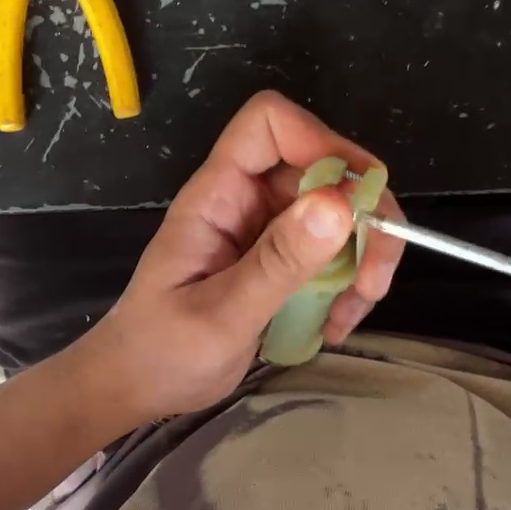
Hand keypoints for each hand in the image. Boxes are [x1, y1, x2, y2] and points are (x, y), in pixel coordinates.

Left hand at [69, 91, 403, 422]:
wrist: (138, 385)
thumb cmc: (162, 350)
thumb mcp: (222, 314)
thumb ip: (278, 261)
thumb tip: (340, 202)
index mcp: (217, 195)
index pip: (268, 124)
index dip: (319, 141)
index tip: (354, 201)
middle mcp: (244, 200)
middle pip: (322, 169)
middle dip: (363, 217)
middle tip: (371, 281)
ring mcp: (263, 230)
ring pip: (337, 213)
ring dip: (361, 258)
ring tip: (349, 314)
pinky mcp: (278, 261)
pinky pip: (330, 251)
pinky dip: (347, 283)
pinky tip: (336, 324)